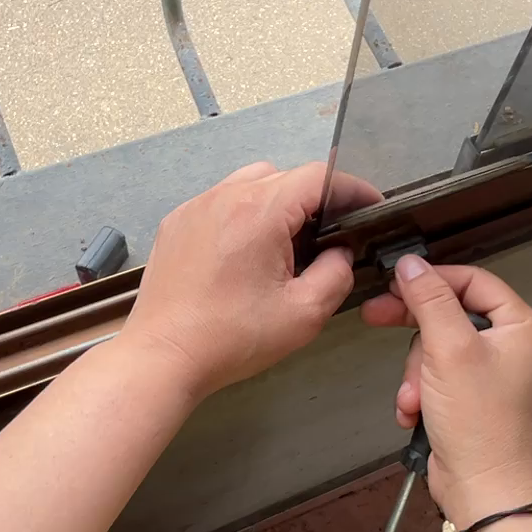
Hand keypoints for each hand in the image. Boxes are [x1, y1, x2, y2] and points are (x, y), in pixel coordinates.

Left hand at [119, 161, 381, 399]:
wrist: (162, 356)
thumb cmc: (231, 338)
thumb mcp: (304, 313)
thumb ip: (336, 273)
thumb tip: (340, 252)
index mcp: (259, 211)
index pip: (317, 176)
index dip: (351, 188)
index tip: (369, 206)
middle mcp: (224, 196)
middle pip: (284, 175)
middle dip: (314, 198)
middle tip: (329, 234)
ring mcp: (195, 206)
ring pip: (250, 182)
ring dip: (277, 202)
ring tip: (286, 242)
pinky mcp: (176, 223)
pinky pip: (220, 201)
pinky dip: (242, 213)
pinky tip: (245, 251)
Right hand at [361, 255, 531, 521]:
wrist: (484, 492)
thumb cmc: (478, 419)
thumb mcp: (448, 349)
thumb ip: (429, 300)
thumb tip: (409, 262)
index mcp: (523, 326)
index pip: (473, 281)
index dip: (432, 279)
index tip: (394, 284)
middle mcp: (514, 345)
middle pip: (450, 314)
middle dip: (415, 333)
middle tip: (373, 317)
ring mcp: (493, 373)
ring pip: (436, 348)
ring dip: (415, 373)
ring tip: (413, 399)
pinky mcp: (473, 397)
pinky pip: (437, 375)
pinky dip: (420, 392)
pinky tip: (414, 412)